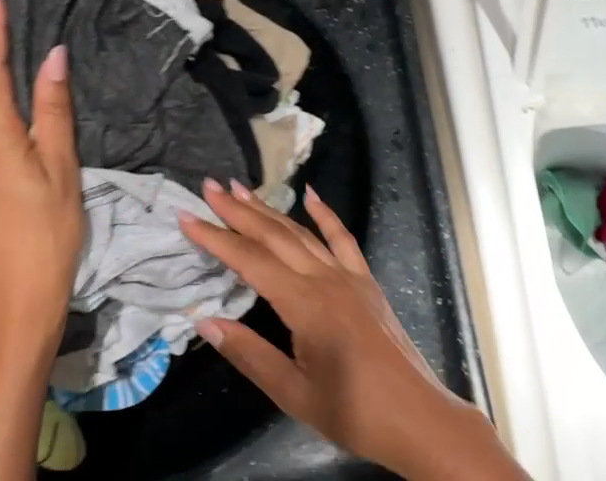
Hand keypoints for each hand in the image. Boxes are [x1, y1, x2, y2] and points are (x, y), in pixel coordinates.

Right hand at [180, 182, 526, 480]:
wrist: (418, 417)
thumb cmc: (353, 412)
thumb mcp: (293, 393)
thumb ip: (249, 354)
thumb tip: (205, 321)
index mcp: (306, 305)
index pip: (251, 262)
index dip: (217, 239)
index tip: (187, 217)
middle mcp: (327, 279)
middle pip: (274, 236)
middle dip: (239, 211)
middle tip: (208, 187)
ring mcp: (350, 276)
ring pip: (303, 233)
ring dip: (270, 209)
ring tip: (241, 188)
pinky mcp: (367, 281)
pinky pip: (342, 239)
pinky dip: (325, 215)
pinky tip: (311, 195)